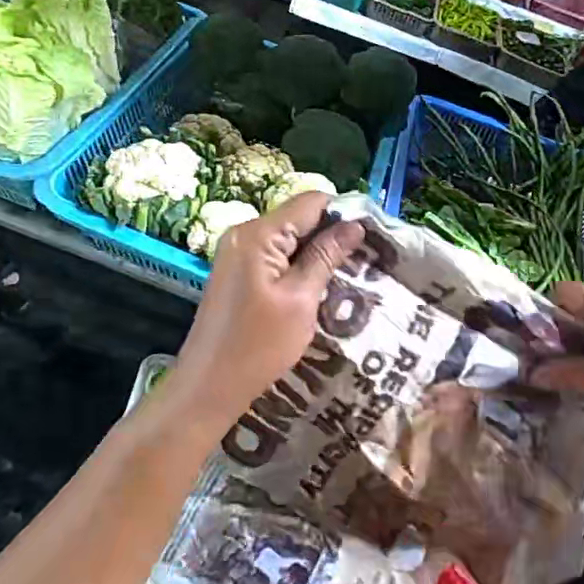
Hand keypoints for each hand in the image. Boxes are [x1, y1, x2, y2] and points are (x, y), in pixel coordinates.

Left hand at [171, 191, 364, 423]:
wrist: (210, 381)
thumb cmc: (258, 344)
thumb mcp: (301, 299)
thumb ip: (325, 256)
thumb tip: (354, 224)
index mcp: (257, 233)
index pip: (308, 202)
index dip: (342, 213)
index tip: (373, 236)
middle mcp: (243, 232)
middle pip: (297, 217)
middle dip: (330, 233)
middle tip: (366, 258)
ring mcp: (236, 250)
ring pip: (286, 236)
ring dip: (315, 251)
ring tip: (349, 273)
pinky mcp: (236, 268)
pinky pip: (273, 253)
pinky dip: (296, 263)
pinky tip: (317, 285)